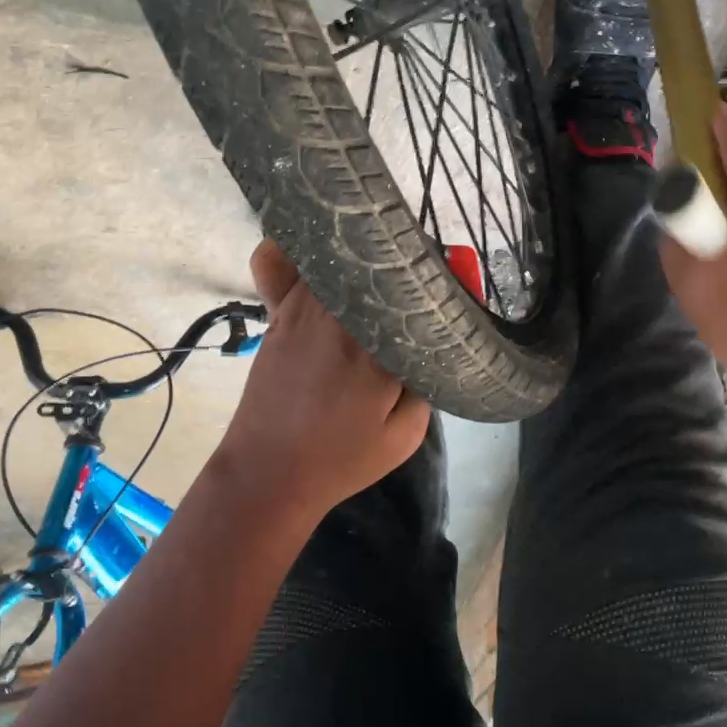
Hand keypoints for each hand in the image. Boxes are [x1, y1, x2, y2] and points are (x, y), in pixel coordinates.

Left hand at [212, 240, 430, 520]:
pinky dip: (294, 251)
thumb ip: (426, 381)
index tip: (460, 277)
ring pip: (336, 256)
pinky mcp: (276, 312)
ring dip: (362, 254)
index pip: (418, 292)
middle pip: (377, 264)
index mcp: (375, 348)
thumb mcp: (405, 435)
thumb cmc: (341, 460)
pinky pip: (278, 264)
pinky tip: (318, 255)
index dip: (444, 278)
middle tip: (425, 275)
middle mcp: (336, 316)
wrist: (267, 475)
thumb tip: (430, 340)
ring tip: (385, 261)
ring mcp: (300, 308)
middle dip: (405, 263)